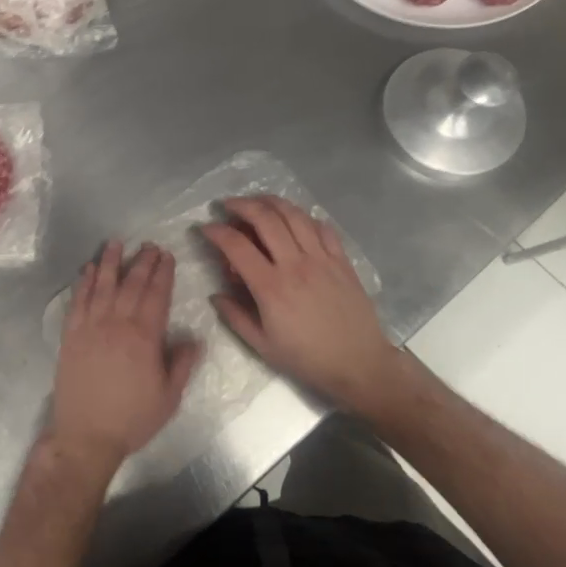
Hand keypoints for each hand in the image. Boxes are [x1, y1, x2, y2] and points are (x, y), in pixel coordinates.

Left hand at [48, 241, 201, 469]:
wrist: (86, 435)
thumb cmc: (132, 419)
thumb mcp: (169, 398)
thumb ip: (181, 365)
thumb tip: (194, 339)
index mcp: (144, 337)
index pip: (156, 295)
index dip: (163, 273)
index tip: (167, 256)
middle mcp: (117, 324)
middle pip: (131, 284)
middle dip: (142, 261)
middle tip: (149, 245)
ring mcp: (90, 327)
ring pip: (102, 285)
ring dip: (110, 262)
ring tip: (116, 243)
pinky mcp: (70, 335)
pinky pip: (77, 301)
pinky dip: (83, 282)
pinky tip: (88, 269)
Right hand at [202, 196, 422, 419]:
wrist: (359, 364)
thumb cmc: (307, 359)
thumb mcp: (263, 346)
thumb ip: (235, 317)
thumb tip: (216, 296)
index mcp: (271, 288)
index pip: (237, 246)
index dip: (216, 231)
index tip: (205, 228)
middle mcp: (295, 265)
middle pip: (265, 219)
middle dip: (241, 205)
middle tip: (227, 205)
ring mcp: (321, 259)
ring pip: (294, 215)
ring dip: (271, 202)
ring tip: (258, 202)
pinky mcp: (341, 260)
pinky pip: (321, 227)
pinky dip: (304, 217)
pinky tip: (295, 220)